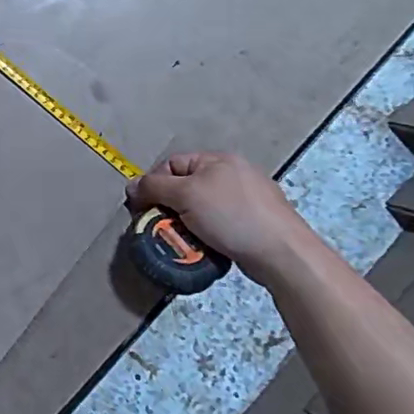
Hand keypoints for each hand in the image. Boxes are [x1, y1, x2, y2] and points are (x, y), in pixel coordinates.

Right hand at [126, 152, 313, 275]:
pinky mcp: (254, 222)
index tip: (144, 209)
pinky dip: (206, 234)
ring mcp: (246, 198)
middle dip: (170, 207)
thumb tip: (131, 186)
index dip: (153, 185)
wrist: (282, 253)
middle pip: (184, 187)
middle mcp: (233, 173)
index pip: (171, 164)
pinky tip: (206, 246)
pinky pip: (218, 224)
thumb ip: (154, 187)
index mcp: (217, 160)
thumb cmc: (231, 216)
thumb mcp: (185, 196)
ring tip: (183, 240)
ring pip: (200, 208)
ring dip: (186, 224)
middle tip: (162, 227)